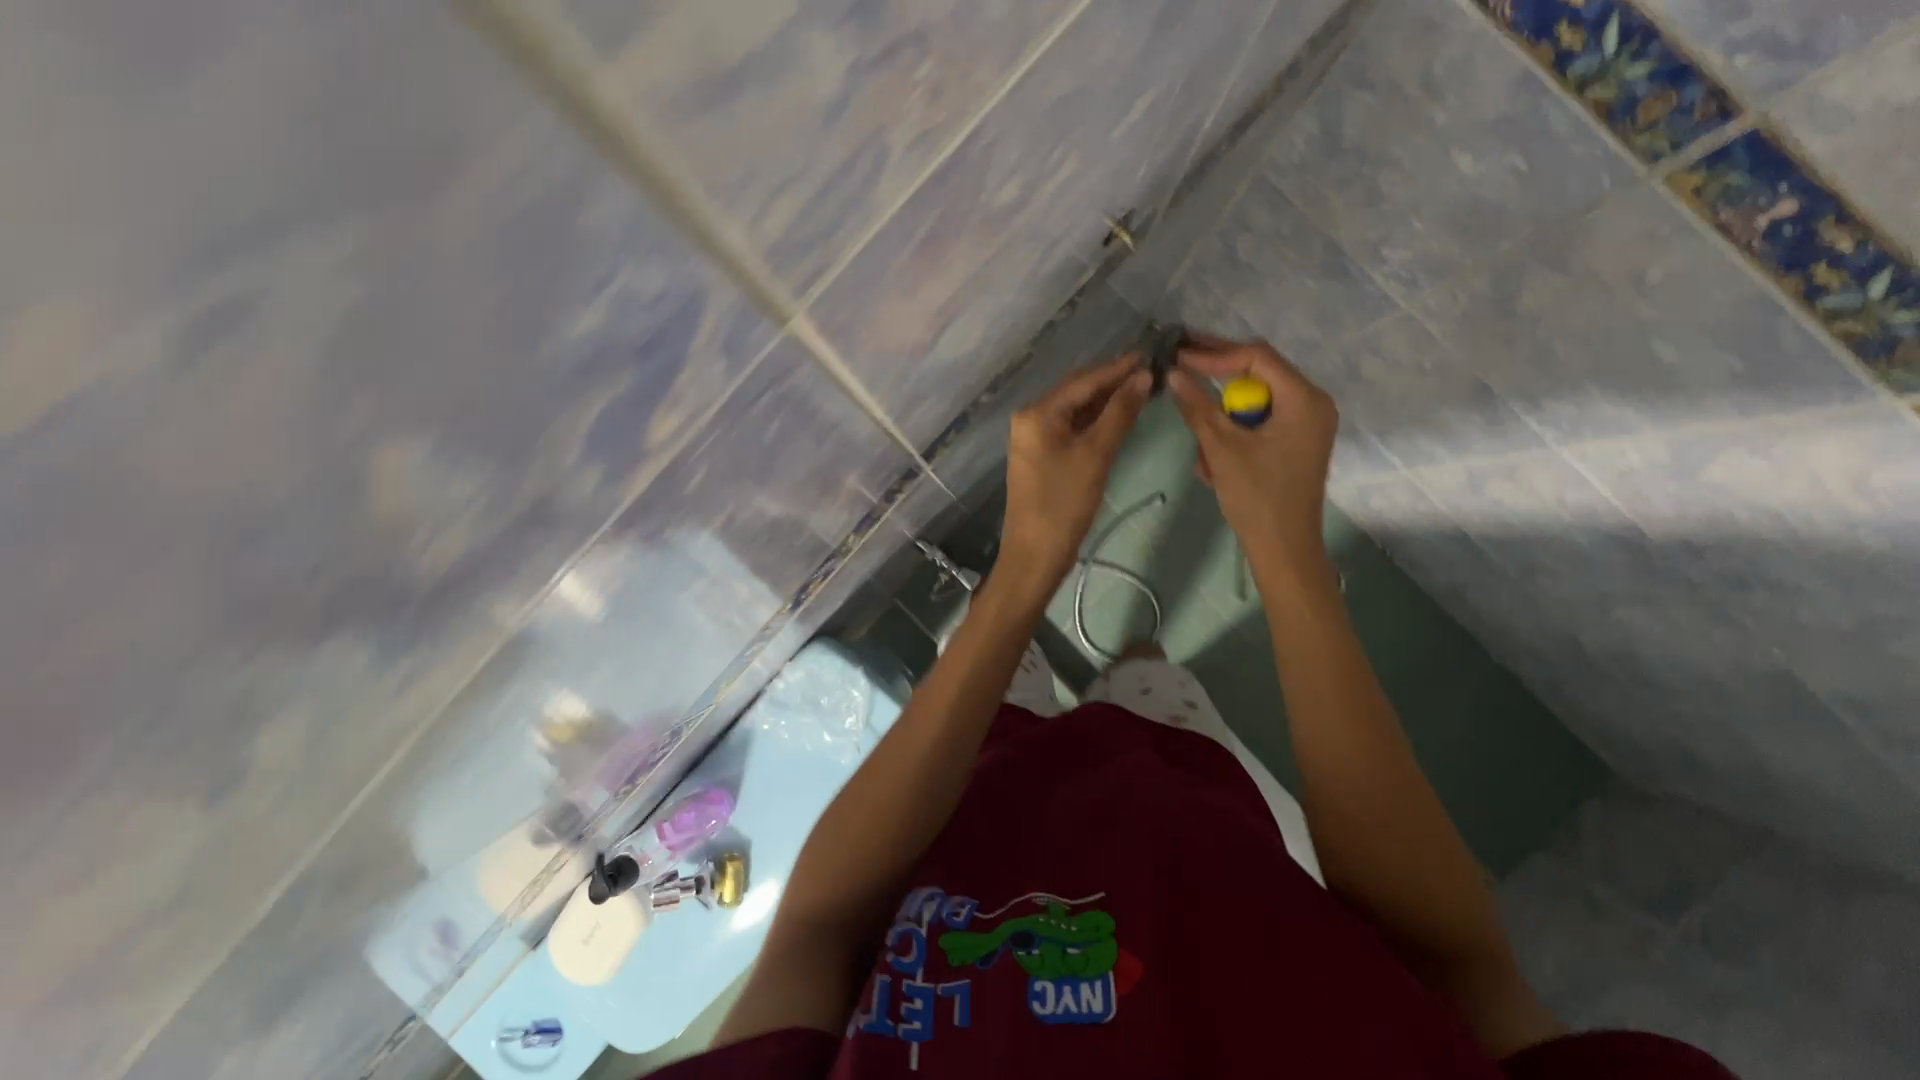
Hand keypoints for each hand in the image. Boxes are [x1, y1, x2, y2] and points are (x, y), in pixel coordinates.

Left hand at [1000, 353, 1151, 588]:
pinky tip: (1120, 417)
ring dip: (1106, 401)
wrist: (1035, 554)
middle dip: (1112, 381)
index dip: (1118, 368)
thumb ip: (1120, 413)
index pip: (1084, 380)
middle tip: (1151, 372)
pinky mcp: (1042, 457)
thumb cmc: (1064, 504)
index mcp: (1037, 413)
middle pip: (1077, 391)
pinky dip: (1096, 422)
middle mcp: (1030, 419)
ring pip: (1076, 410)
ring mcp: (1034, 439)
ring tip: (1143, 390)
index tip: (1150, 355)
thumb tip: (1143, 376)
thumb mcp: (1096, 455)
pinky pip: (1072, 429)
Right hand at [1166, 334, 1337, 580]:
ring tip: (1201, 452)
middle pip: (1257, 374)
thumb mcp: (1221, 448)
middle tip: (1179, 366)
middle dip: (1216, 379)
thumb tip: (1174, 373)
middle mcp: (1313, 403)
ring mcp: (1307, 424)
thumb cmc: (1257, 498)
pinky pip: (1259, 423)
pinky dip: (1233, 436)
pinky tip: (1213, 465)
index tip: (1179, 356)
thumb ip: (1197, 406)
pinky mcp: (1296, 442)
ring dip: (1220, 420)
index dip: (1214, 353)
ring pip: (1253, 402)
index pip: (1256, 357)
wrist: (1284, 549)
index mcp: (1304, 399)